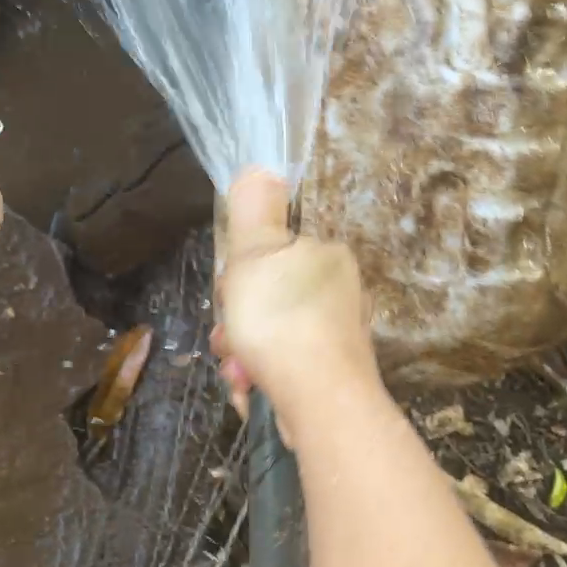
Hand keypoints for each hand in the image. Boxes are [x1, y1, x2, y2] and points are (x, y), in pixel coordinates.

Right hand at [211, 168, 379, 418]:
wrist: (320, 400)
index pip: (267, 256)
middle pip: (266, 297)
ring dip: (242, 351)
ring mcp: (338, 333)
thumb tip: (260, 166)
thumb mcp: (253, 256)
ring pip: (270, 333)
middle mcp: (339, 290)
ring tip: (239, 369)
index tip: (228, 296)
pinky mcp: (332, 370)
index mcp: (324, 256)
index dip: (237, 277)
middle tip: (229, 337)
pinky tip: (252, 386)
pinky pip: (284, 363)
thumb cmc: (280, 322)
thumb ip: (252, 211)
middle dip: (237, 321)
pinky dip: (261, 373)